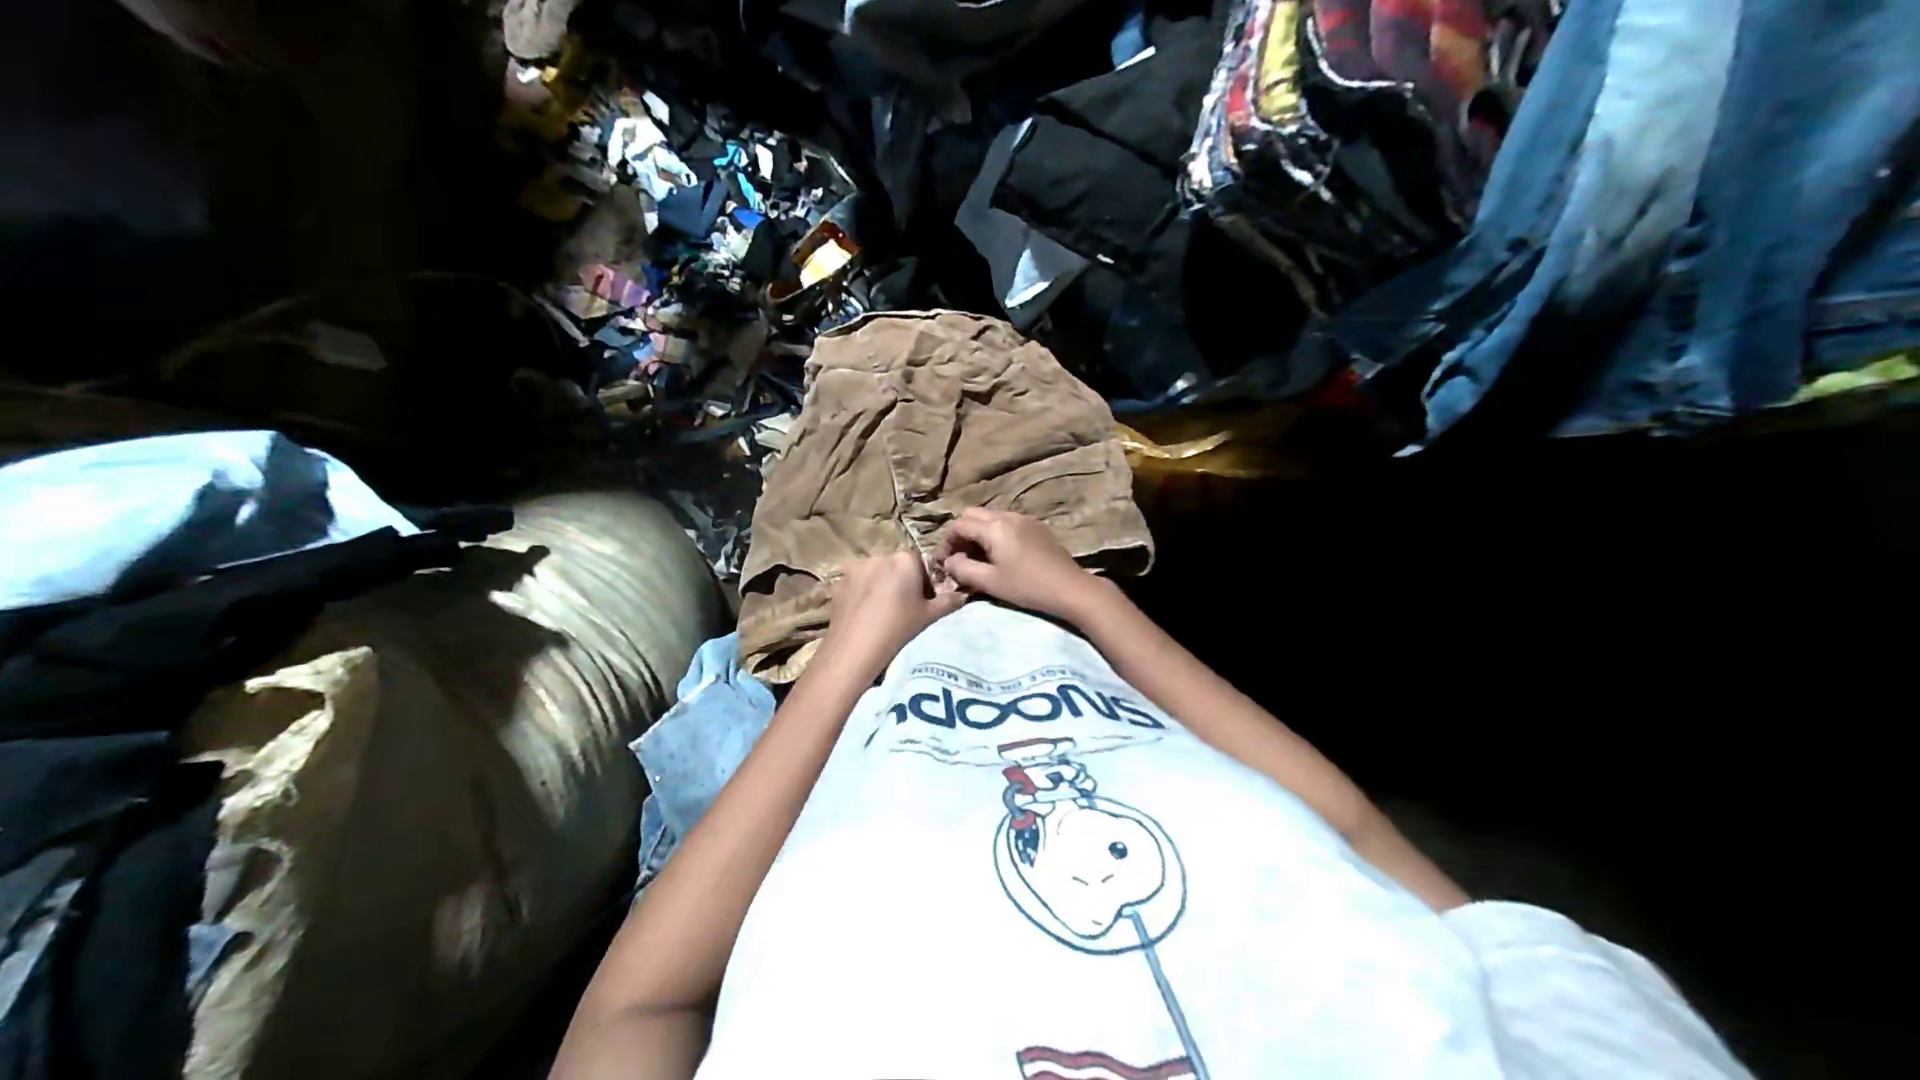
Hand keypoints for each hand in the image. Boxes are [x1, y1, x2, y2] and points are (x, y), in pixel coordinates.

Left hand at [820, 552, 966, 677]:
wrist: (855, 649)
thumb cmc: (899, 628)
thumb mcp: (929, 616)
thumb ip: (949, 602)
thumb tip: (963, 596)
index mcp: (904, 560)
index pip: (918, 562)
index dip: (922, 581)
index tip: (921, 601)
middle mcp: (878, 556)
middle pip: (894, 565)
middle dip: (899, 580)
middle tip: (902, 607)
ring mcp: (855, 569)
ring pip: (873, 574)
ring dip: (878, 585)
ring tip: (880, 611)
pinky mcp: (838, 583)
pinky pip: (855, 584)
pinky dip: (860, 594)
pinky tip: (862, 614)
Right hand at [935, 508, 1108, 622]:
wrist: (1070, 588)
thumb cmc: (1027, 586)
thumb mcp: (990, 582)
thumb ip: (963, 569)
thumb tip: (949, 561)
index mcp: (994, 527)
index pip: (959, 525)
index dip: (947, 542)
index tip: (945, 562)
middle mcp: (1008, 516)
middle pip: (973, 515)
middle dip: (961, 534)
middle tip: (961, 557)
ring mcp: (1025, 519)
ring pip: (991, 516)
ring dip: (979, 532)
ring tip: (979, 557)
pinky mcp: (1037, 526)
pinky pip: (1007, 522)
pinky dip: (996, 533)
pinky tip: (1001, 554)